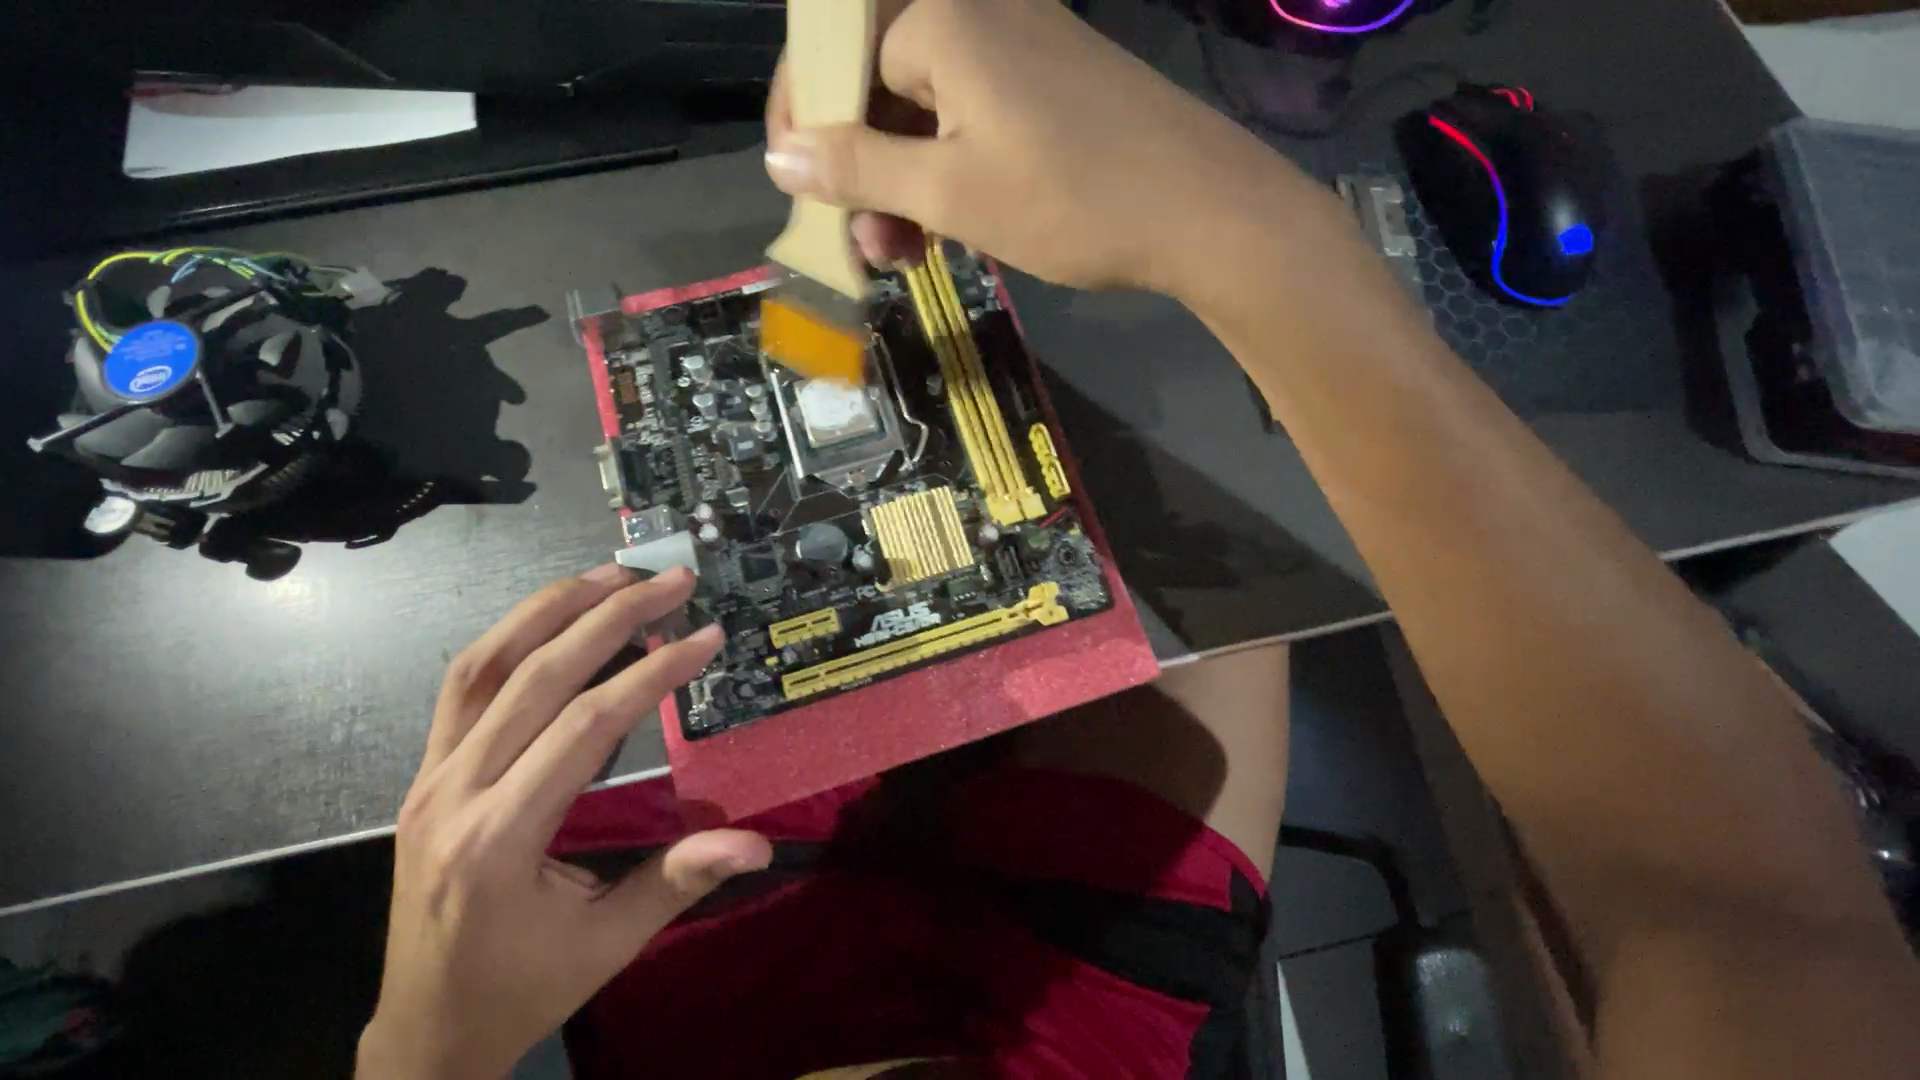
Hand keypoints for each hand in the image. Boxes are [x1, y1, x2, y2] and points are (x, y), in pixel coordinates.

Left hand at [357, 565, 771, 1079]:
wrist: (425, 1030)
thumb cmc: (521, 989)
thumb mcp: (607, 944)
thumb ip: (679, 881)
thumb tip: (758, 841)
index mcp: (498, 837)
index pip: (585, 724)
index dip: (653, 671)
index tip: (705, 636)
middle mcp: (453, 792)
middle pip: (535, 675)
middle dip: (611, 615)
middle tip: (672, 579)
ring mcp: (429, 777)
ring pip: (484, 664)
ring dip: (552, 608)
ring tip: (613, 574)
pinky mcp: (425, 773)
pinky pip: (462, 685)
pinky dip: (511, 637)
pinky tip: (555, 617)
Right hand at [762, 0, 1302, 295]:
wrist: (1206, 212)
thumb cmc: (1071, 200)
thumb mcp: (951, 193)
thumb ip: (858, 169)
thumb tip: (778, 156)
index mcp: (942, 21)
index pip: (836, 56)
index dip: (805, 123)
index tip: (799, 191)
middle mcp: (979, 14)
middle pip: (882, 86)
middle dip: (862, 171)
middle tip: (868, 245)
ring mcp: (1023, 50)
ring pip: (929, 113)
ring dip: (906, 184)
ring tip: (908, 253)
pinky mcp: (1052, 87)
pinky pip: (975, 121)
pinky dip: (952, 173)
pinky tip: (954, 228)